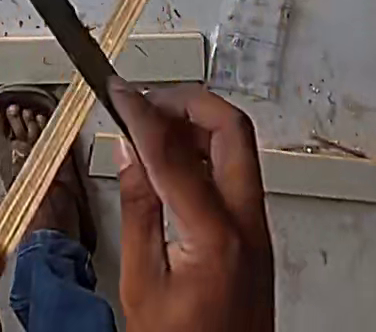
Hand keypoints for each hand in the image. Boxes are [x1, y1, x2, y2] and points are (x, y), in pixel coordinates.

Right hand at [109, 79, 273, 331]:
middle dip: (186, 100)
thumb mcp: (142, 284)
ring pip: (236, 141)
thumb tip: (128, 148)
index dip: (140, 112)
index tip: (118, 93)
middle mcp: (248, 224)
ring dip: (194, 119)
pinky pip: (233, 165)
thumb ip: (137, 207)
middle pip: (231, 127)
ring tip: (151, 123)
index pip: (172, 150)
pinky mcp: (254, 231)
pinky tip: (170, 153)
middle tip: (145, 100)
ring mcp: (257, 226)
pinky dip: (202, 144)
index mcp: (216, 238)